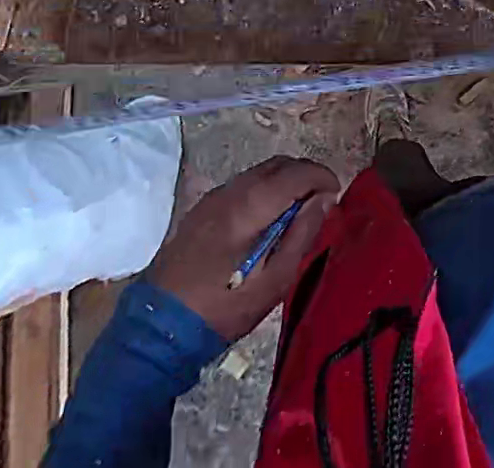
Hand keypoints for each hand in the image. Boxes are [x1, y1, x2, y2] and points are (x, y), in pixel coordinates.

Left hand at [148, 156, 340, 339]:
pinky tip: (268, 217)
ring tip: (298, 209)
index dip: (322, 177)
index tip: (336, 195)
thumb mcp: (274, 281)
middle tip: (322, 200)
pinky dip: (266, 188)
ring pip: (260, 171)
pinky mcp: (202, 208)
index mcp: (249, 206)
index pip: (296, 172)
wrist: (157, 329)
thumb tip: (324, 200)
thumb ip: (302, 234)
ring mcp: (213, 197)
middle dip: (306, 174)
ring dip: (286, 180)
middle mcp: (231, 190)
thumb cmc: (223, 307)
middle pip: (279, 164)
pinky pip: (244, 184)